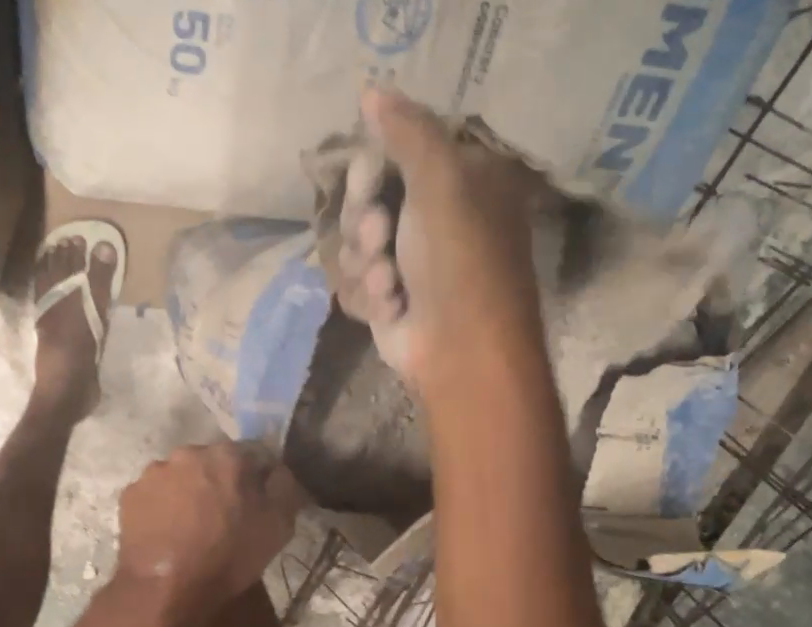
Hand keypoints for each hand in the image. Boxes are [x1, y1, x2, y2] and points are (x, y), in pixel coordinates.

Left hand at [113, 442, 304, 626]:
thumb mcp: (278, 526)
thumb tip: (276, 469)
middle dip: (218, 482)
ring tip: (190, 528)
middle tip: (222, 516)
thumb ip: (284, 486)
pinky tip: (167, 533)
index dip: (256, 478)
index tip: (255, 502)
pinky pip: (154, 495)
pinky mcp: (130, 495)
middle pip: (211, 463)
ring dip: (188, 493)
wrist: (166, 589)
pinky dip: (162, 507)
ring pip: (179, 477)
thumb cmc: (228, 557)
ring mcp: (154, 473)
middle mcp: (187, 453)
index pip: (251, 454)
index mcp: (227, 455)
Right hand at [336, 88, 545, 388]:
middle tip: (380, 238)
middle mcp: (433, 217)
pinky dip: (366, 296)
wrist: (460, 349)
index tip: (369, 181)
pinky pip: (352, 283)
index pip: (395, 155)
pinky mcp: (387, 299)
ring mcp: (408, 262)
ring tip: (391, 285)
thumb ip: (407, 133)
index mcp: (460, 180)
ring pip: (351, 246)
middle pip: (364, 201)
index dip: (371, 171)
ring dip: (364, 265)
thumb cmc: (459, 260)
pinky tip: (390, 308)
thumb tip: (370, 92)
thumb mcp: (441, 181)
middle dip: (364, 224)